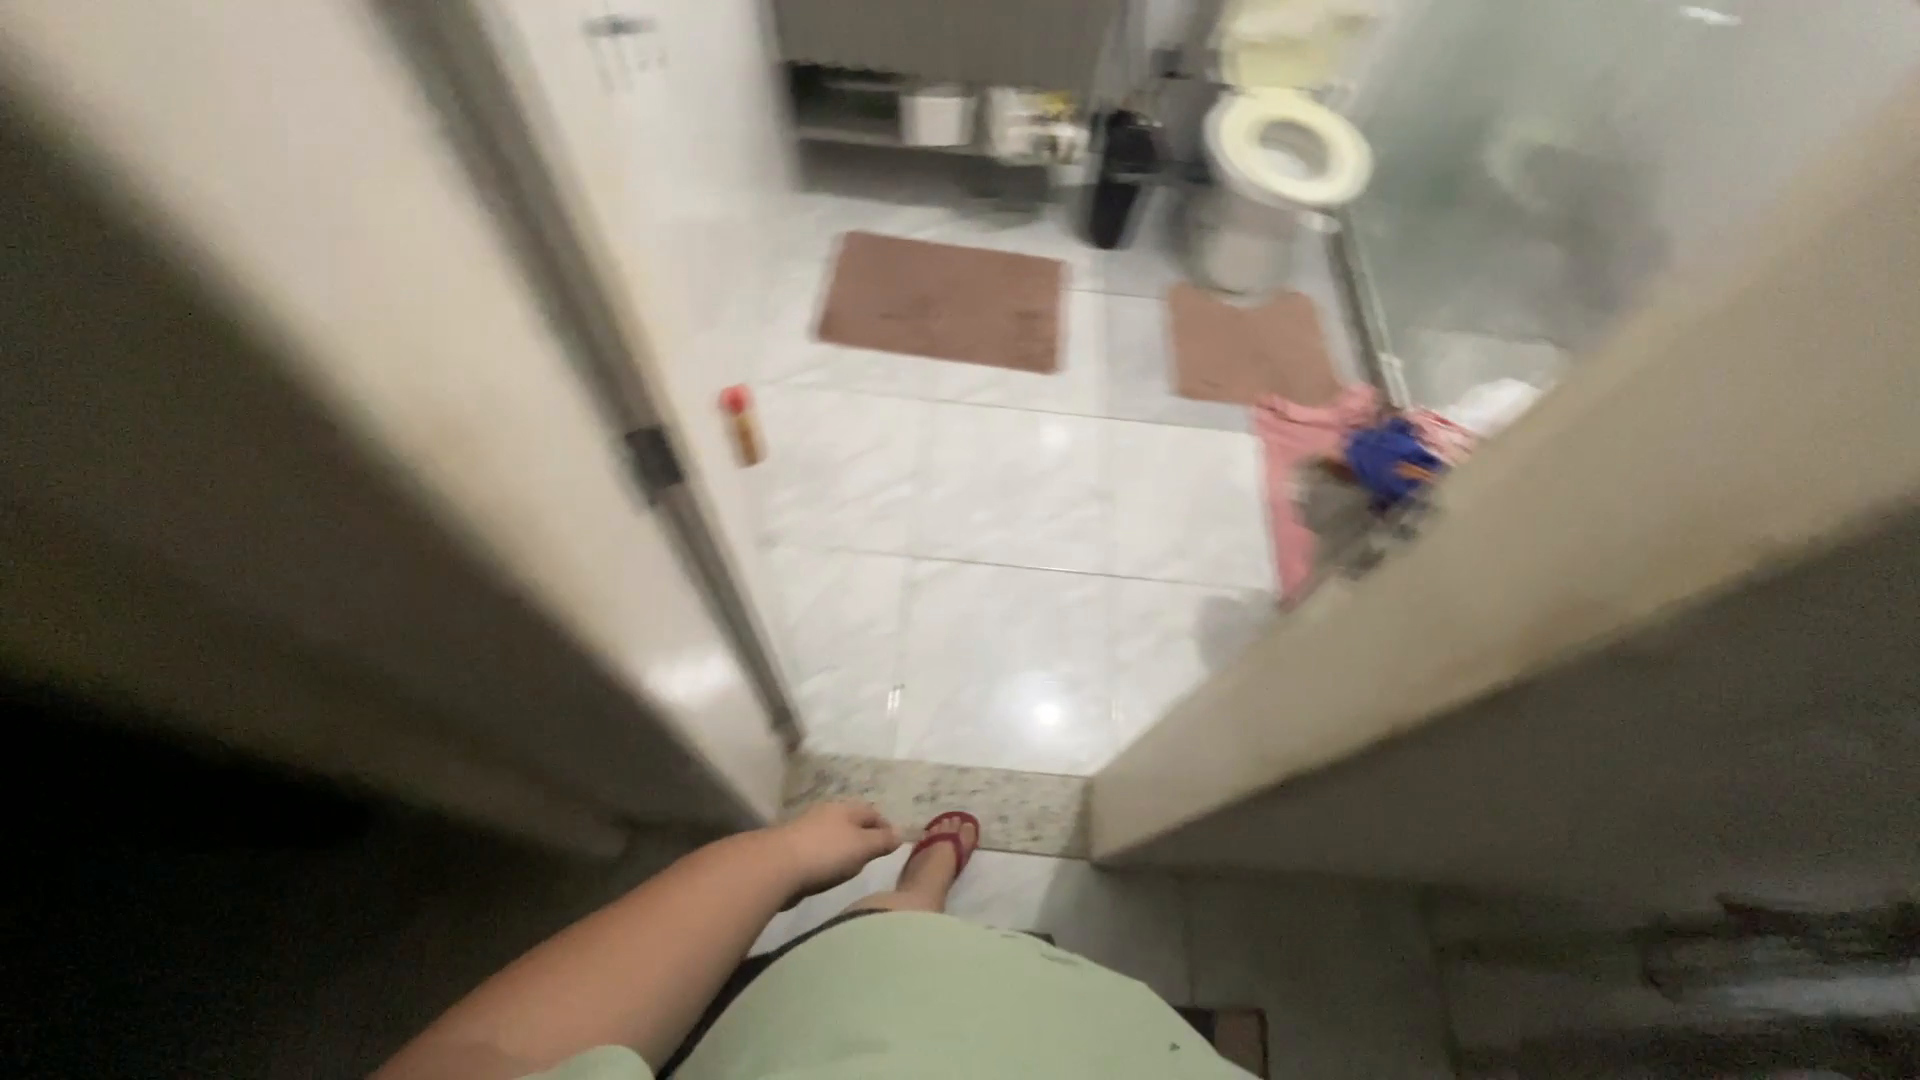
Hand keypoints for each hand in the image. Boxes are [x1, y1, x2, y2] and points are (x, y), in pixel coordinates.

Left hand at [768, 800, 900, 895]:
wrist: (776, 867)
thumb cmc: (826, 853)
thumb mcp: (862, 846)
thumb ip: (882, 840)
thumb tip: (900, 833)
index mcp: (845, 809)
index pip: (872, 812)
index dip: (885, 826)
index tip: (893, 844)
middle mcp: (826, 813)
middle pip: (852, 822)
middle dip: (864, 835)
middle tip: (873, 856)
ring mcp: (807, 829)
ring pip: (834, 835)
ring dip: (844, 848)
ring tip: (851, 867)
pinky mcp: (792, 848)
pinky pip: (818, 850)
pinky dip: (827, 858)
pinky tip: (826, 873)